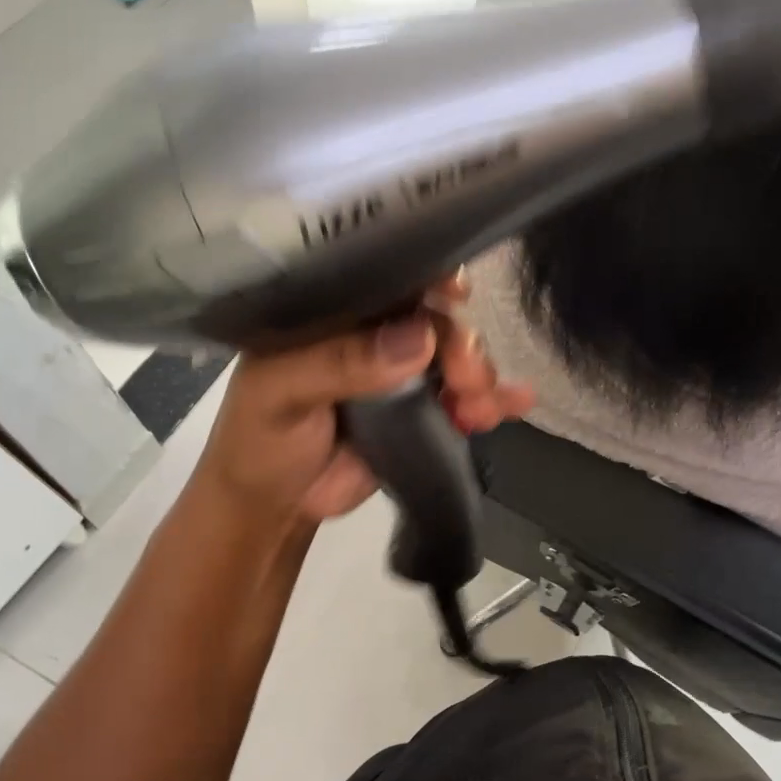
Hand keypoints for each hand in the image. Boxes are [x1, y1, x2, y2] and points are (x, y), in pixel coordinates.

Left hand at [197, 274, 533, 531]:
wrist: (275, 504)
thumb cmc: (262, 436)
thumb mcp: (281, 393)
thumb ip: (338, 364)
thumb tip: (417, 340)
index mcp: (336, 313)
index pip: (386, 277)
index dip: (426, 275)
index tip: (455, 291)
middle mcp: (377, 333)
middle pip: (435, 321)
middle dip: (462, 345)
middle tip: (469, 376)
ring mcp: (407, 373)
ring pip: (459, 359)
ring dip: (481, 377)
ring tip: (482, 408)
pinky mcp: (428, 412)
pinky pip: (468, 399)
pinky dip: (497, 400)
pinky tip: (518, 403)